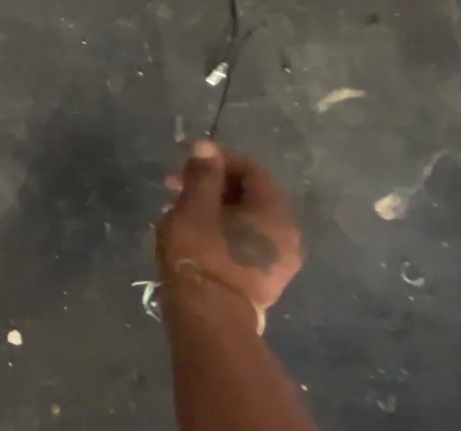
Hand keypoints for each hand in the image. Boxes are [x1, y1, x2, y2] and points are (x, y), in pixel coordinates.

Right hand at [158, 141, 303, 316]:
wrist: (210, 312)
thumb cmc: (201, 253)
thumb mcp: (193, 208)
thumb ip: (202, 176)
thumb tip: (206, 147)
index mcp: (275, 215)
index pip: (253, 172)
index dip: (220, 156)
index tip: (185, 152)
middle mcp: (286, 235)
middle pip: (252, 194)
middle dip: (212, 180)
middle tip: (173, 180)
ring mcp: (278, 257)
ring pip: (247, 215)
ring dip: (213, 202)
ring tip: (176, 203)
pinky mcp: (264, 272)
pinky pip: (245, 234)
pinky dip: (220, 221)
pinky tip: (192, 226)